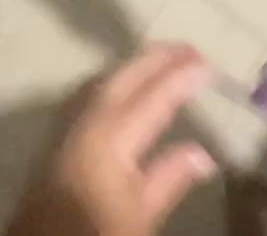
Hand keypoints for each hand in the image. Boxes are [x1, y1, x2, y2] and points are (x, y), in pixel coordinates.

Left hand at [6, 43, 218, 235]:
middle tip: (190, 49)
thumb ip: (170, 177)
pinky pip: (90, 85)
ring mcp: (69, 118)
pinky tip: (123, 80)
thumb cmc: (95, 232)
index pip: (155, 95)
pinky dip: (114, 74)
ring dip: (136, 62)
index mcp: (112, 136)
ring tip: (163, 57)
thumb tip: (203, 153)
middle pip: (127, 73)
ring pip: (107, 75)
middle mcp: (89, 116)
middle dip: (159, 56)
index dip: (182, 76)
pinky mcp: (58, 128)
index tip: (208, 64)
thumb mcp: (139, 215)